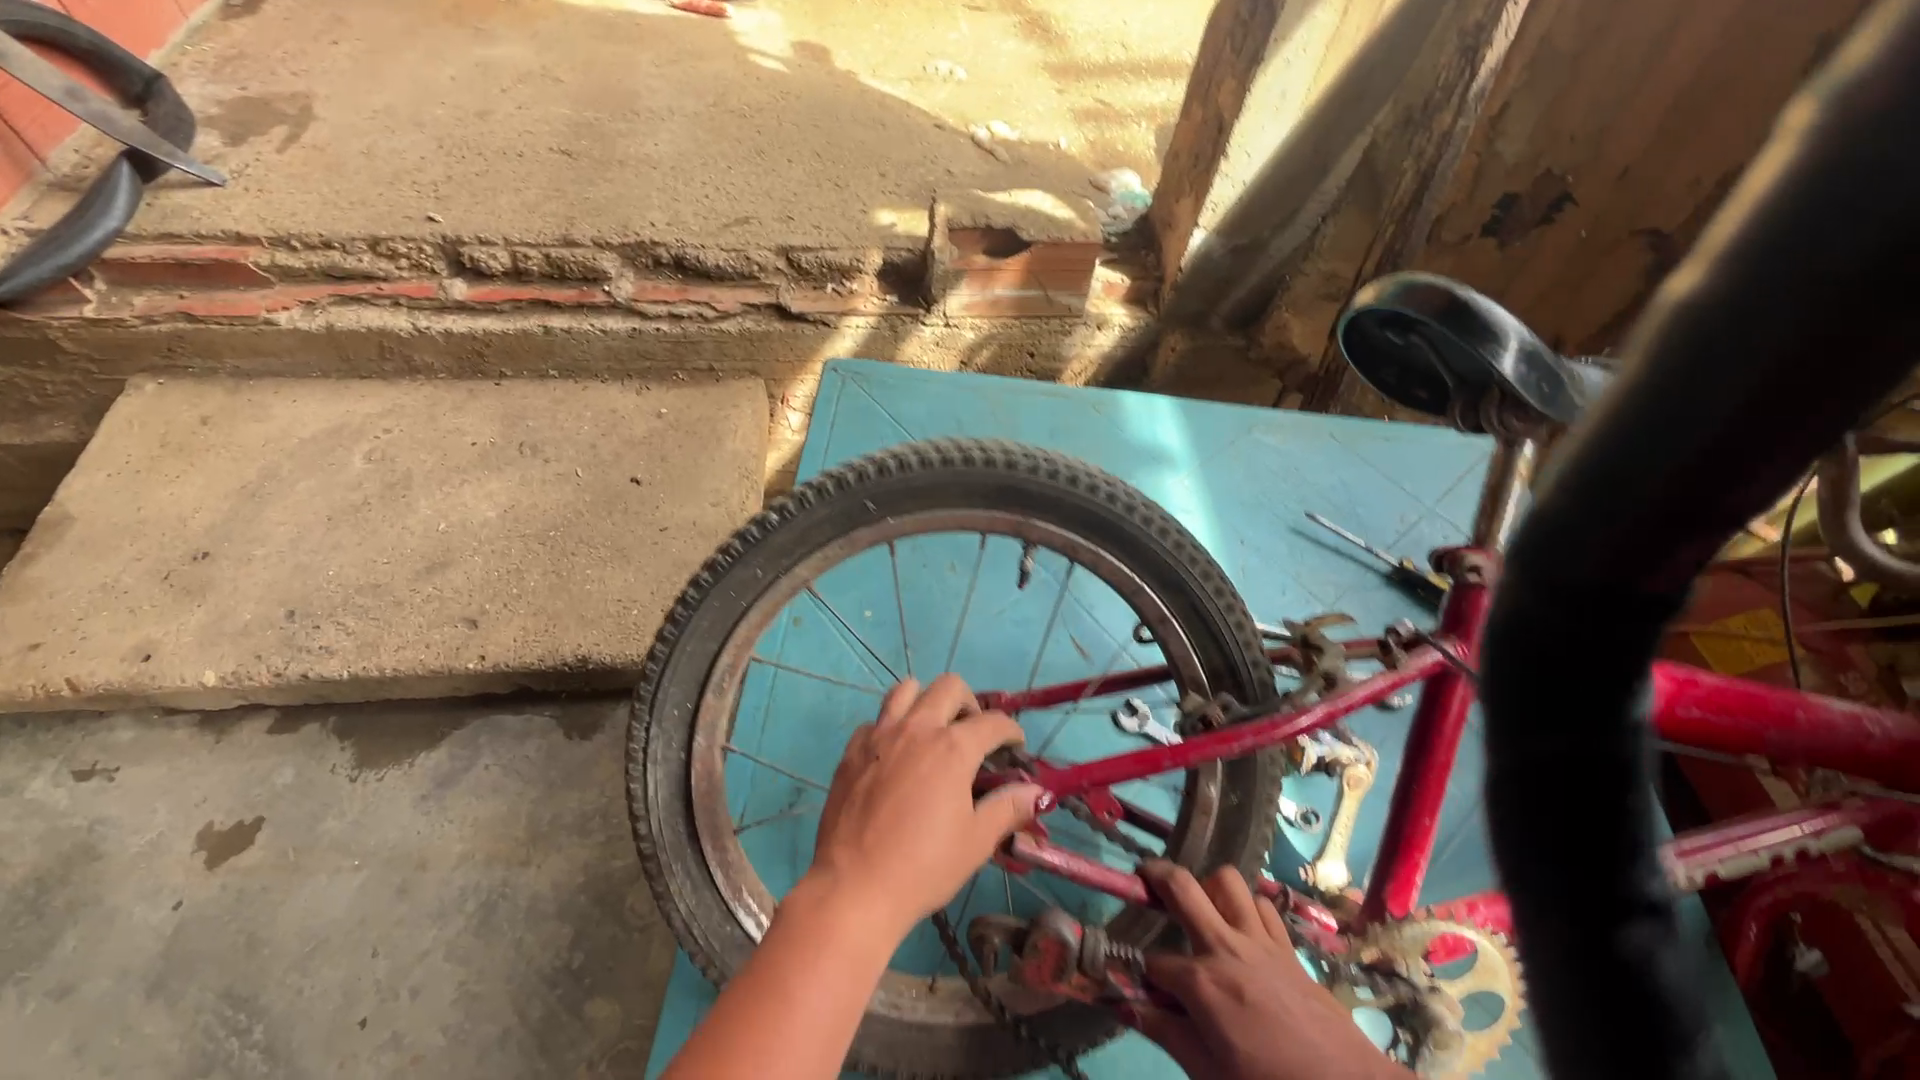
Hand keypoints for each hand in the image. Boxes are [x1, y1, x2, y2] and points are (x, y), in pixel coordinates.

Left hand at [802, 674, 1041, 936]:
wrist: (854, 887)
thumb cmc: (923, 866)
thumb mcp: (976, 841)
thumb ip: (1008, 808)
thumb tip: (1036, 792)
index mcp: (953, 748)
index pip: (993, 722)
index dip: (1011, 731)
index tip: (1014, 746)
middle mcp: (917, 729)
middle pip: (949, 687)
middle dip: (969, 704)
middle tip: (973, 734)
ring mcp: (879, 736)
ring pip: (905, 690)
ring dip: (926, 701)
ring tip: (933, 731)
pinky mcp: (851, 751)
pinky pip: (875, 721)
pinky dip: (891, 727)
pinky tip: (895, 756)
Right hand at [1129, 861, 1410, 1079]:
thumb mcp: (1207, 1071)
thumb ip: (1164, 1032)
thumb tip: (1124, 1005)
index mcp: (1200, 982)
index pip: (1152, 963)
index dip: (1139, 973)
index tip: (1134, 981)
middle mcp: (1225, 947)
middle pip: (1182, 887)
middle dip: (1155, 874)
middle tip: (1142, 876)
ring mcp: (1260, 940)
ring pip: (1227, 880)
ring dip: (1208, 884)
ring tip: (1199, 904)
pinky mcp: (1287, 946)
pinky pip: (1262, 904)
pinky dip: (1246, 904)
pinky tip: (1240, 925)